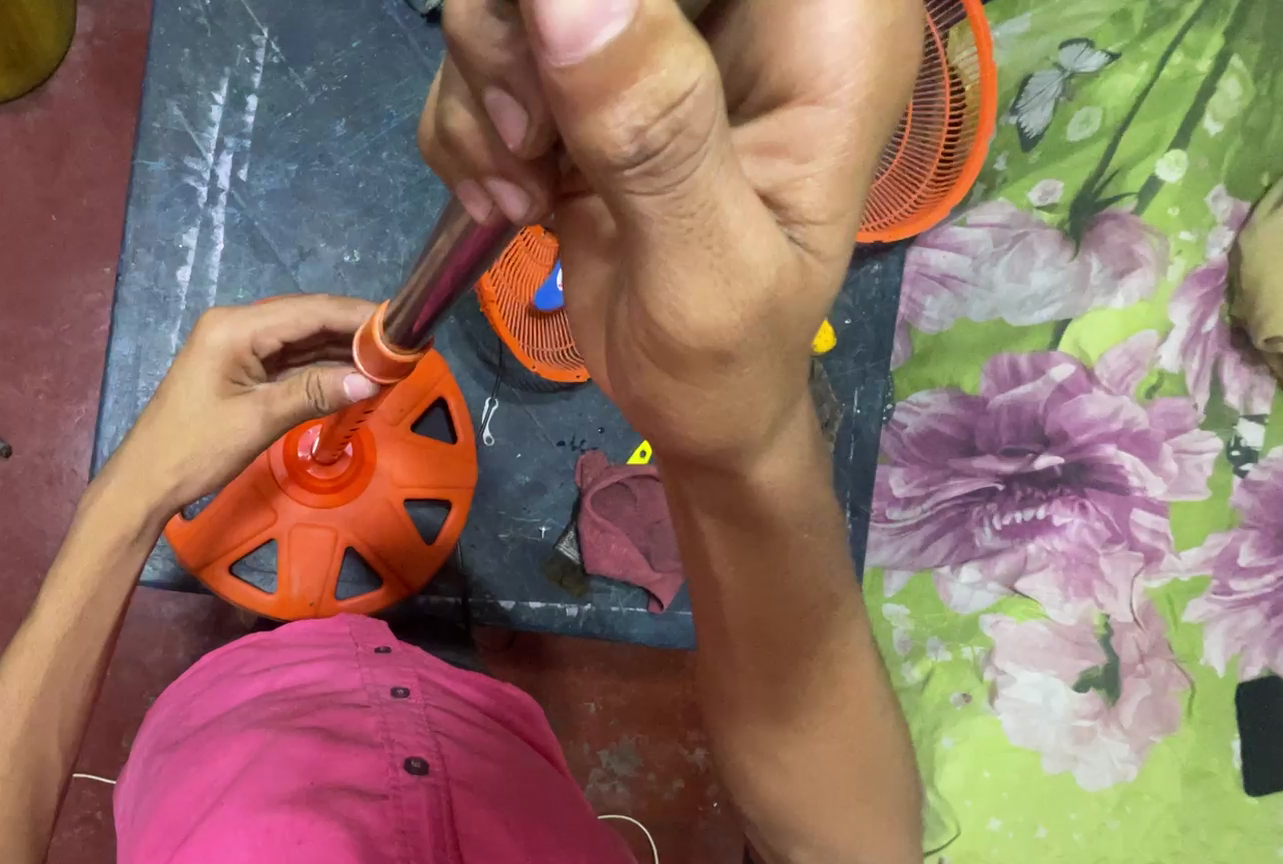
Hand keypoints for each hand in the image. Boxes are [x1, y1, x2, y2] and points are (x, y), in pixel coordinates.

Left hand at [105, 294, 379, 514]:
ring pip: (301, 340)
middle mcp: (238, 325)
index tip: (401, 327)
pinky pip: (288, 360)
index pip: (310, 311)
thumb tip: (370, 380)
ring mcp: (238, 346)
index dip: (358, 317)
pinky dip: (319, 368)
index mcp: (236, 327)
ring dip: (340, 351)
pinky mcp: (241, 368)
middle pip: (307, 320)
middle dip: (354, 333)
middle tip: (401, 347)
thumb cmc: (196, 448)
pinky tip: (351, 376)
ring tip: (386, 362)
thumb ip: (314, 393)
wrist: (148, 478)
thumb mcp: (259, 420)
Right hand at [419, 0, 917, 472]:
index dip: (584, 3)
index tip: (544, 93)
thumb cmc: (725, 360)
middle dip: (514, 44)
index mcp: (814, 22)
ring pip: (510, 7)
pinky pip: (482, 67)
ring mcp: (642, 48)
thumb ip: (653, 137)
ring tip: (519, 197)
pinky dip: (468, 137)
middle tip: (525, 151)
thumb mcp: (706, 267)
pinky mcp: (578, 95)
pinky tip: (506, 205)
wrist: (686, 404)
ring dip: (482, 104)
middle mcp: (726, 13)